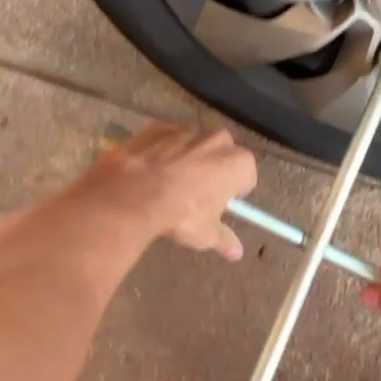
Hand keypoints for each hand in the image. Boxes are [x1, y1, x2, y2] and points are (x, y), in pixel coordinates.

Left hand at [84, 123, 256, 259]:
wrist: (134, 194)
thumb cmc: (181, 214)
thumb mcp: (205, 234)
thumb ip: (224, 240)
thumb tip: (237, 253)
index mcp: (238, 163)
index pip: (246, 177)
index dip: (233, 192)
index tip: (220, 205)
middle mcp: (218, 140)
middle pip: (222, 154)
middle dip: (213, 169)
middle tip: (196, 194)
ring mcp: (187, 130)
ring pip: (194, 144)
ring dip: (188, 158)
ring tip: (169, 184)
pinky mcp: (158, 127)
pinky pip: (167, 139)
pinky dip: (162, 151)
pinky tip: (150, 172)